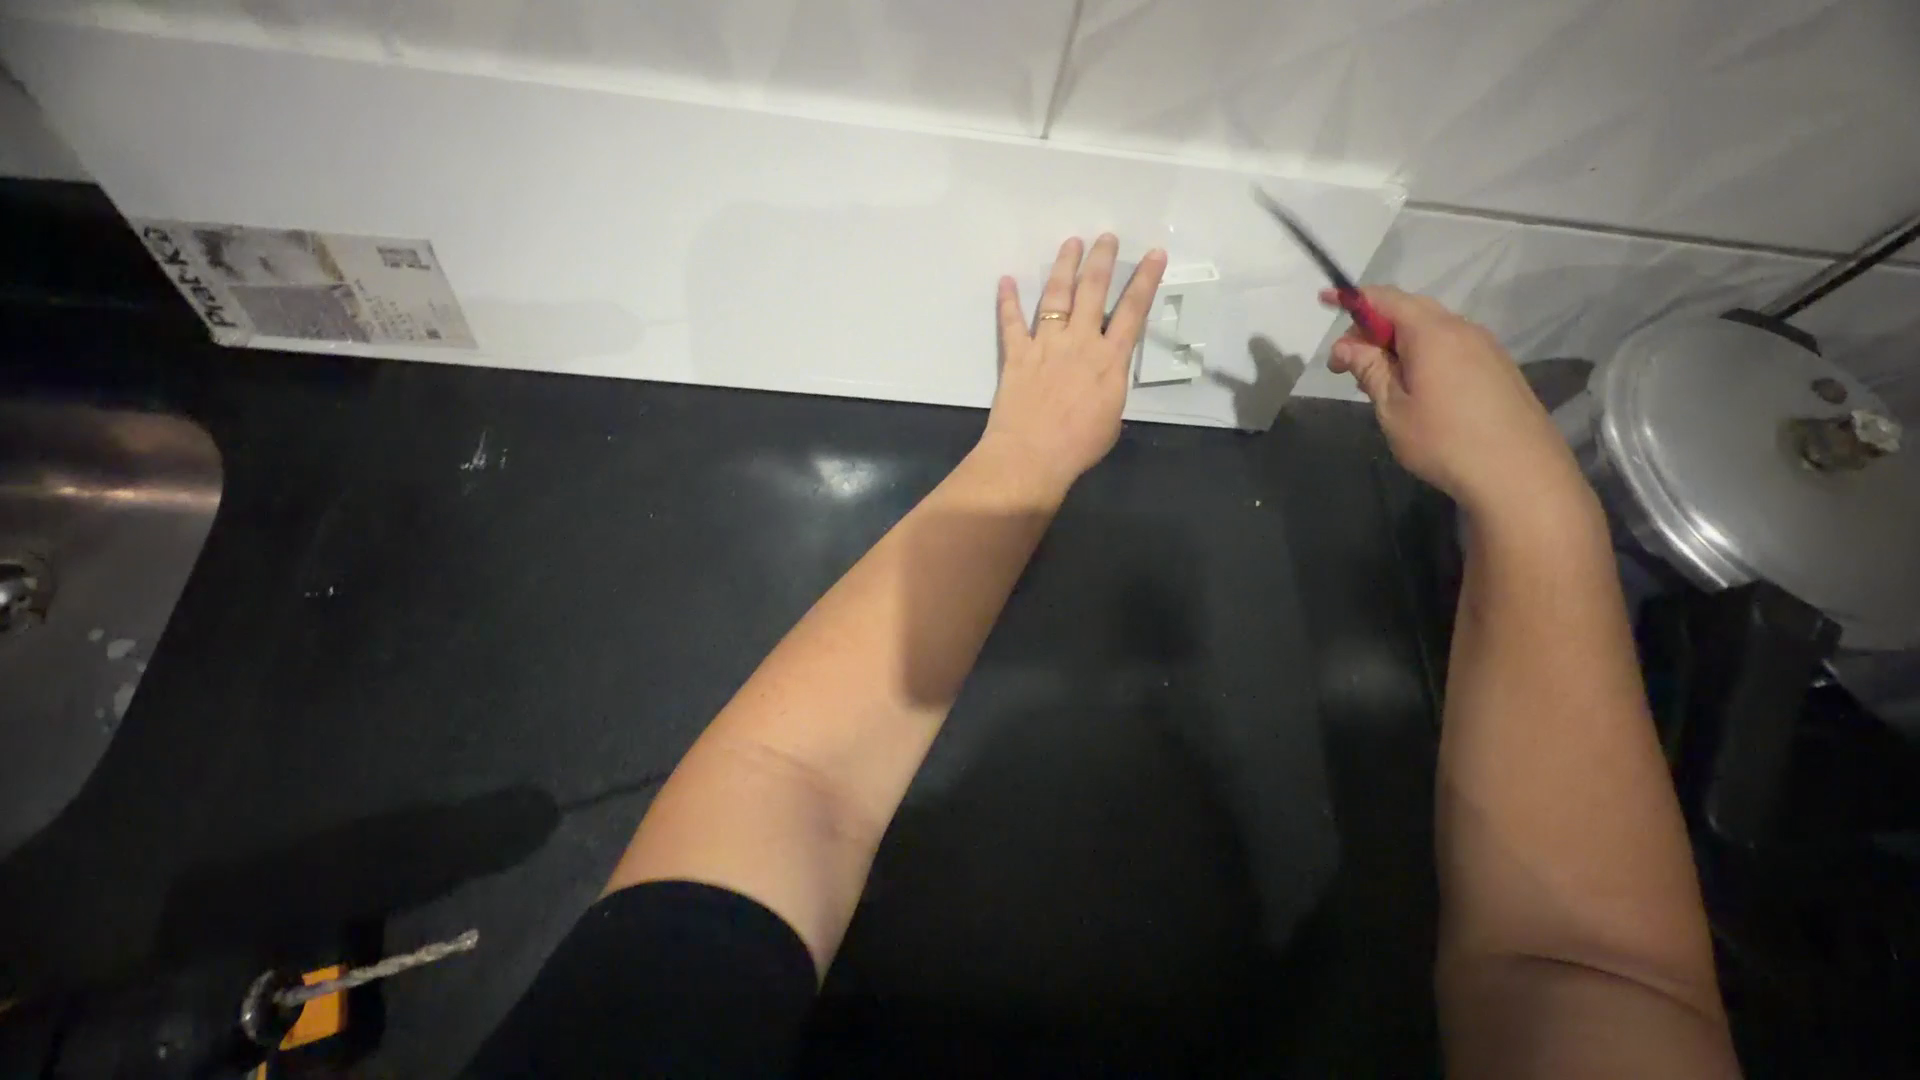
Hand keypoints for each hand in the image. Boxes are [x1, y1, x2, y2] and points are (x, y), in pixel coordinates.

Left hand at [981, 235, 1166, 494]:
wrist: (1032, 456)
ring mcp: (1046, 345)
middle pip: (1093, 291)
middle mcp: (1080, 343)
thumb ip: (1110, 388)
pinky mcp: (1016, 355)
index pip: (1134, 311)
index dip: (1145, 280)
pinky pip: (1011, 322)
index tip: (1154, 253)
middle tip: (1106, 237)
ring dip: (1064, 267)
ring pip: (1056, 296)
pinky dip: (1007, 300)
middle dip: (1101, 260)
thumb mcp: (1112, 418)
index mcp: (1110, 361)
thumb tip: (1104, 378)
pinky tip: (1005, 280)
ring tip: (1071, 243)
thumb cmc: (1078, 446)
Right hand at [1326, 286, 1585, 517]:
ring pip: (1431, 330)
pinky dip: (1421, 355)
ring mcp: (1485, 348)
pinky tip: (1412, 387)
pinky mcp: (1497, 368)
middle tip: (1346, 362)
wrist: (1518, 473)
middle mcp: (1462, 329)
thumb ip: (1369, 370)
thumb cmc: (1443, 440)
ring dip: (1397, 344)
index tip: (1325, 303)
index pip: (1386, 299)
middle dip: (1372, 327)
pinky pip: (1450, 347)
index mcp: (1432, 333)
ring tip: (1376, 380)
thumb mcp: (1392, 407)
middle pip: (1410, 310)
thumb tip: (1346, 346)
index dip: (1353, 299)